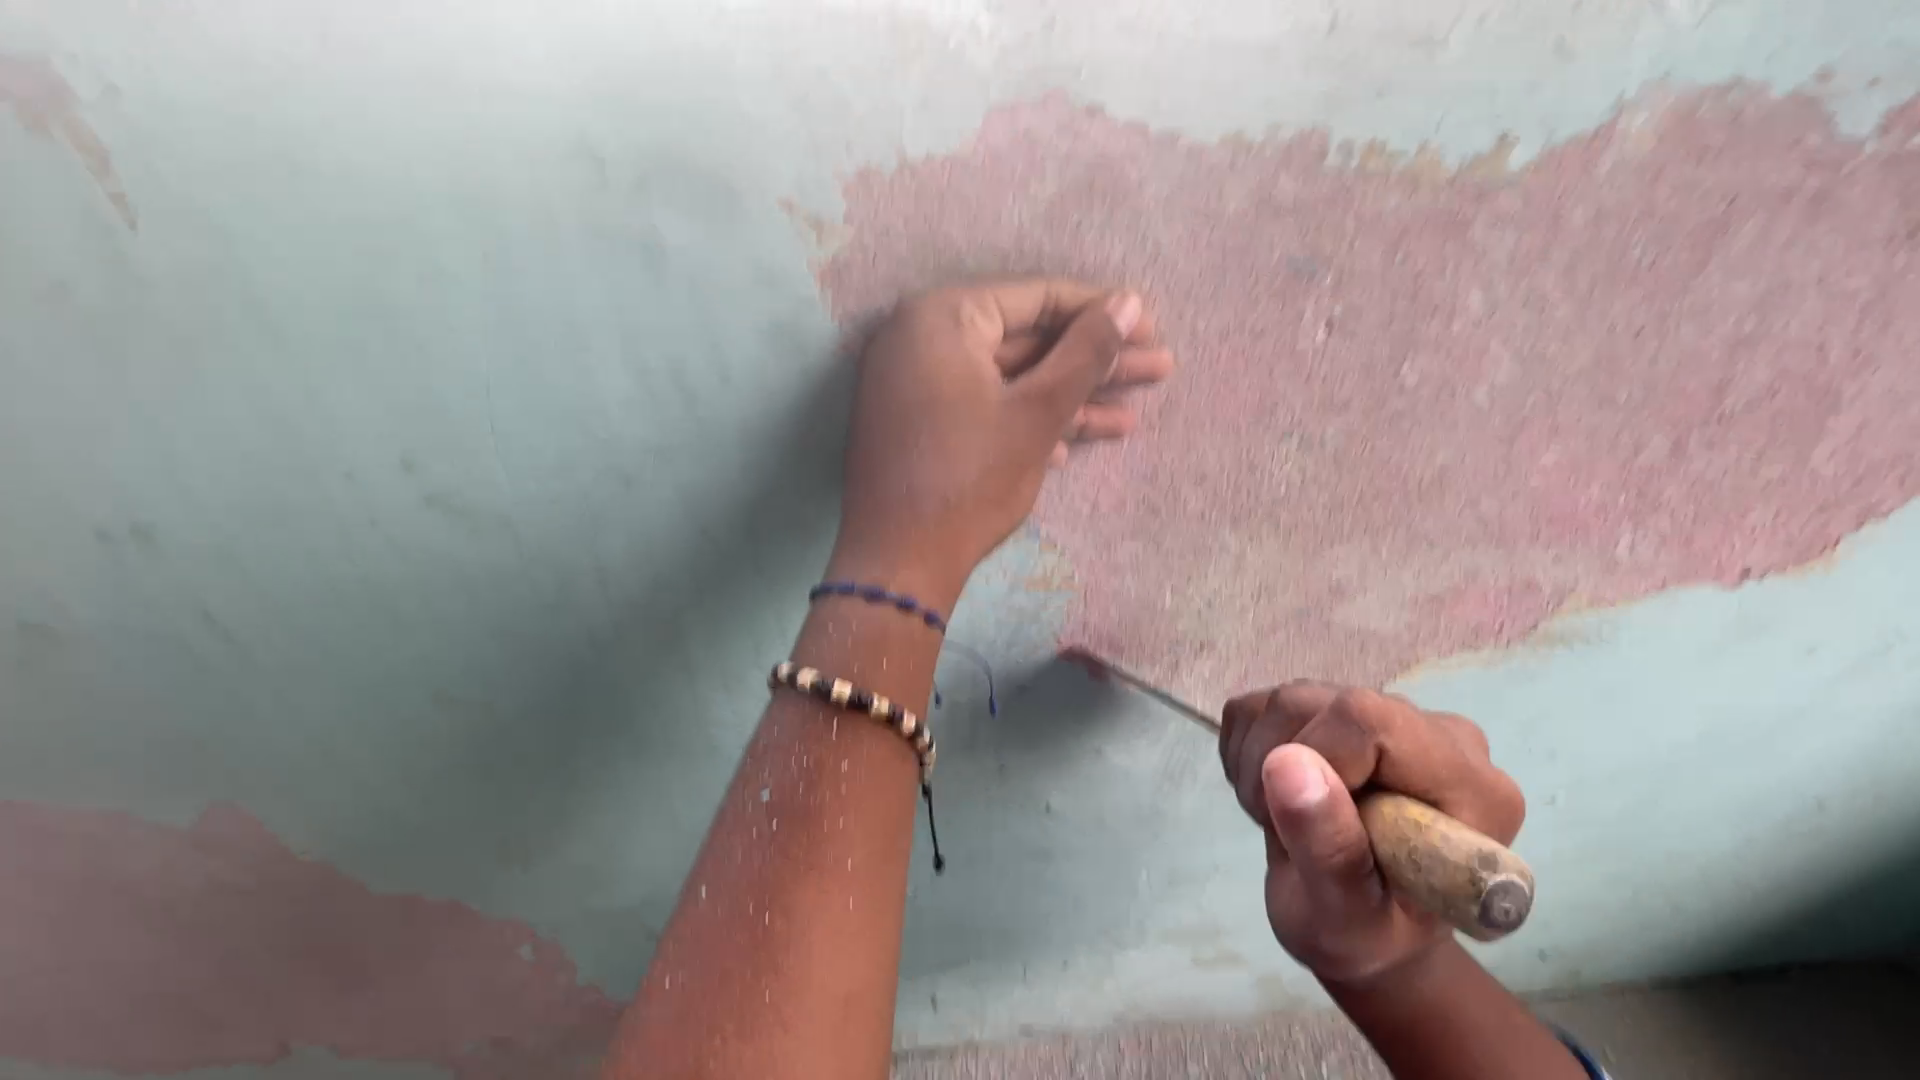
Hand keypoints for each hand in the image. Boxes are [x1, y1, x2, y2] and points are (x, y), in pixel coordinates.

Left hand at [830, 279, 1172, 605]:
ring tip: (1133, 415)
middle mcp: (922, 338)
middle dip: (1093, 362)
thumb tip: (1129, 302)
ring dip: (1069, 399)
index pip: (1037, 298)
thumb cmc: (970, 479)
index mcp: (942, 317)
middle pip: (1025, 339)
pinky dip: (1024, 422)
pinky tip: (1076, 446)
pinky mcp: (920, 424)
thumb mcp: (1037, 412)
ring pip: (1009, 379)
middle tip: (1159, 370)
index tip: (1153, 328)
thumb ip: (1086, 352)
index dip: (1102, 313)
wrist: (898, 562)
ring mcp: (917, 384)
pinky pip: (982, 407)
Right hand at [1220, 683, 1524, 986]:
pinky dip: (1245, 749)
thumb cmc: (1366, 935)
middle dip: (1276, 766)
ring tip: (1281, 818)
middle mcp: (1437, 736)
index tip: (1299, 817)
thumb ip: (1329, 848)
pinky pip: (1263, 704)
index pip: (1370, 718)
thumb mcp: (1347, 919)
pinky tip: (1275, 792)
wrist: (1361, 926)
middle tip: (1283, 828)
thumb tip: (1287, 762)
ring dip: (1257, 762)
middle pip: (1321, 703)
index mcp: (1470, 785)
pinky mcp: (1338, 707)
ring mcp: (1383, 714)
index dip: (1315, 756)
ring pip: (1286, 699)